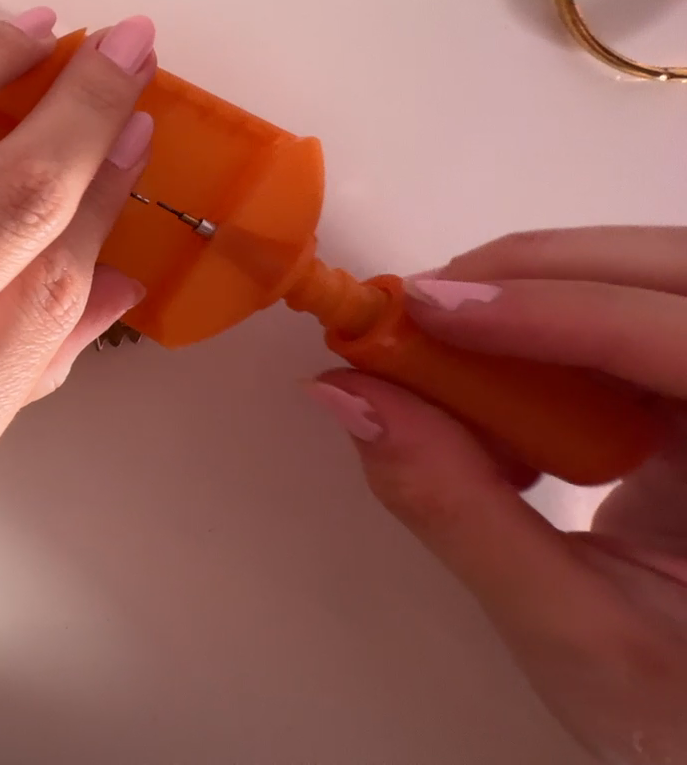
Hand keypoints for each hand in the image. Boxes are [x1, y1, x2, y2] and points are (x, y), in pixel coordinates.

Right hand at [309, 226, 686, 762]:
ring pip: (657, 280)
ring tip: (441, 348)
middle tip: (419, 309)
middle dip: (540, 272)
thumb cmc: (684, 718)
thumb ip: (452, 506)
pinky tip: (490, 380)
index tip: (422, 309)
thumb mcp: (570, 630)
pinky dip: (537, 326)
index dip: (561, 311)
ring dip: (533, 290)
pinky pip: (631, 316)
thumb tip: (340, 393)